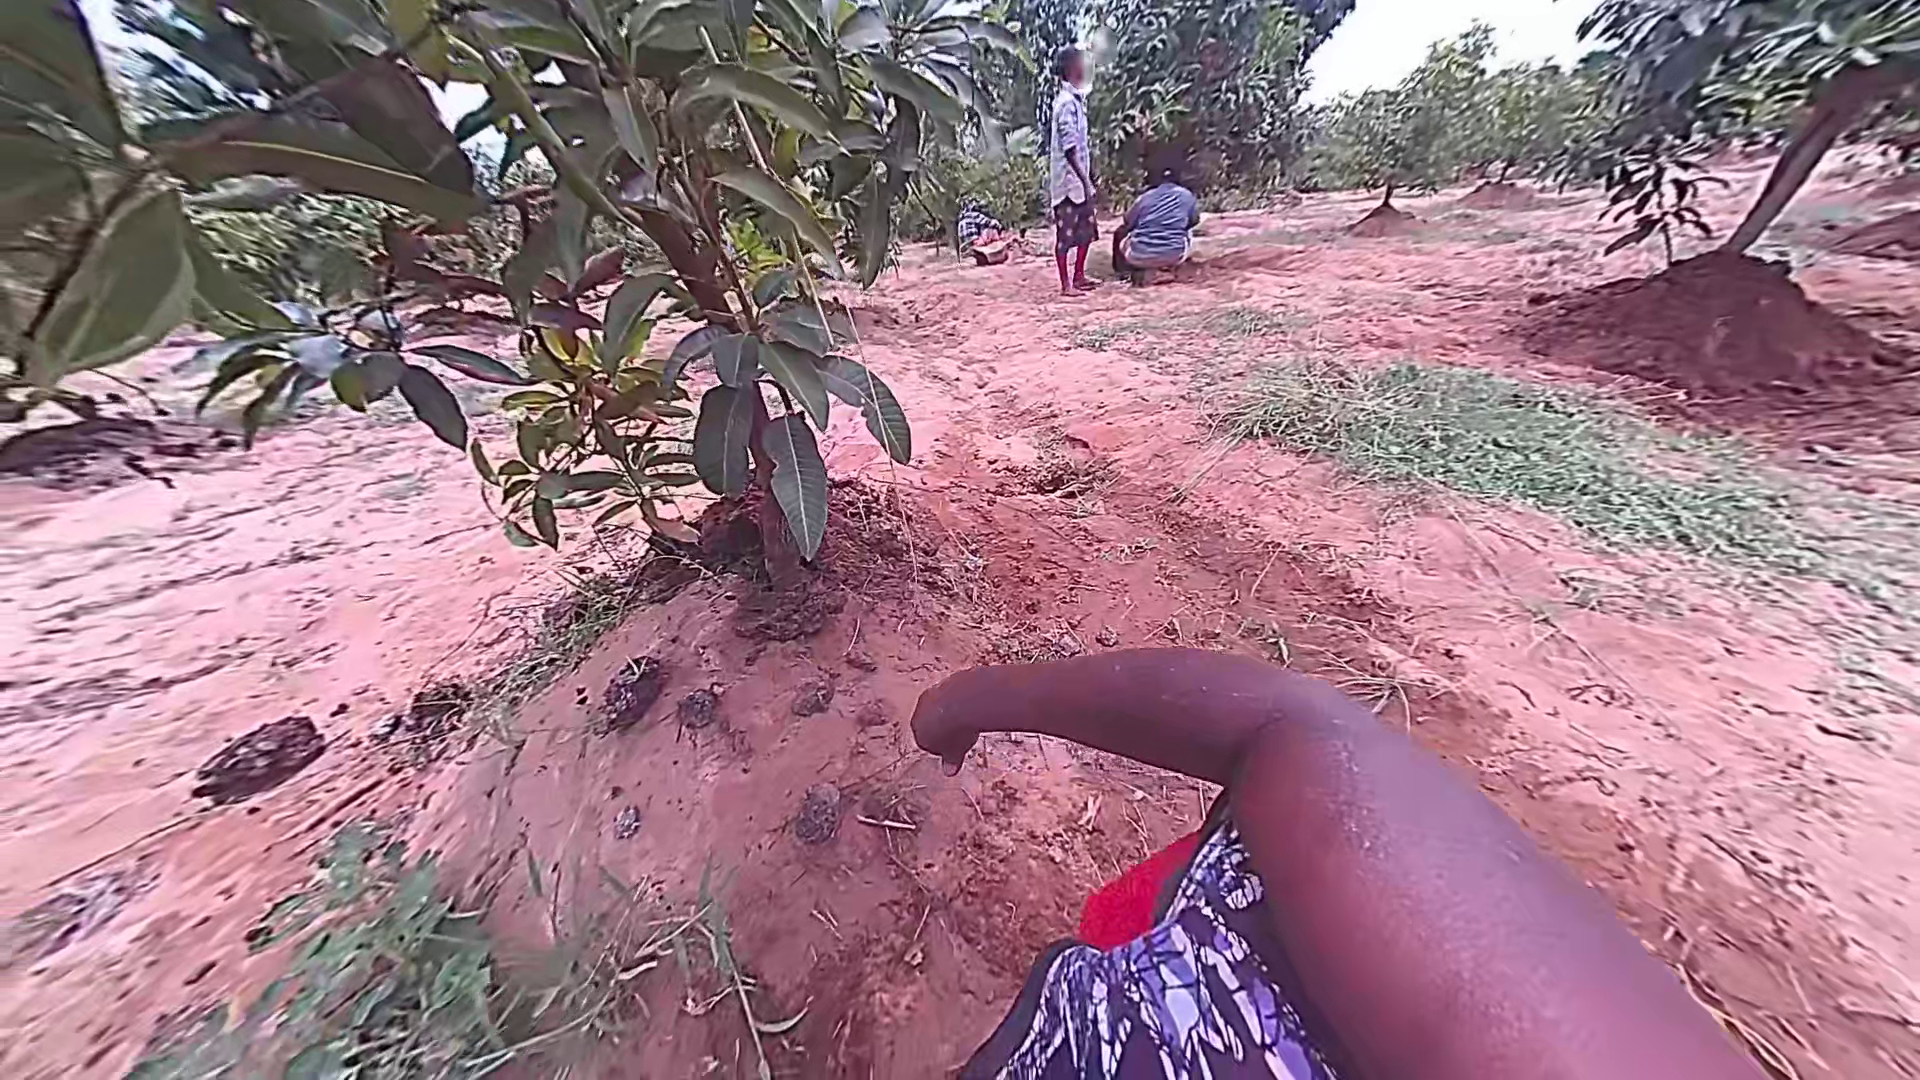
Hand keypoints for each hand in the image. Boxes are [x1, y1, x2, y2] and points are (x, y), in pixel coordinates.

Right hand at [910, 669, 984, 774]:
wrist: (965, 701)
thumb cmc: (957, 730)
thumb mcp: (955, 751)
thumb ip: (951, 761)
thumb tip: (949, 772)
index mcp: (918, 730)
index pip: (927, 741)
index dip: (943, 745)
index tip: (956, 746)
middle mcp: (920, 710)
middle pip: (931, 721)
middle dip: (944, 727)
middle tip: (962, 733)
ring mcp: (932, 693)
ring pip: (940, 705)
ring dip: (951, 712)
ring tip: (969, 720)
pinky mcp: (946, 680)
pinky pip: (951, 693)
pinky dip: (959, 698)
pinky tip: (972, 705)